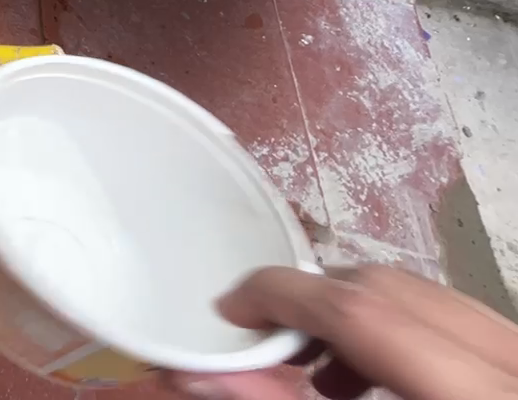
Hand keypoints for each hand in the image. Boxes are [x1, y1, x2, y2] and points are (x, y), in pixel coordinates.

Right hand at [162, 266, 517, 399]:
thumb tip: (199, 375)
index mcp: (481, 398)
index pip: (359, 310)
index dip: (278, 297)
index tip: (232, 314)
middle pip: (390, 291)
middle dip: (312, 302)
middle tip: (273, 342)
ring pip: (429, 298)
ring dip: (358, 315)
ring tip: (329, 369)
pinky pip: (466, 322)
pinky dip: (407, 331)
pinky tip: (384, 378)